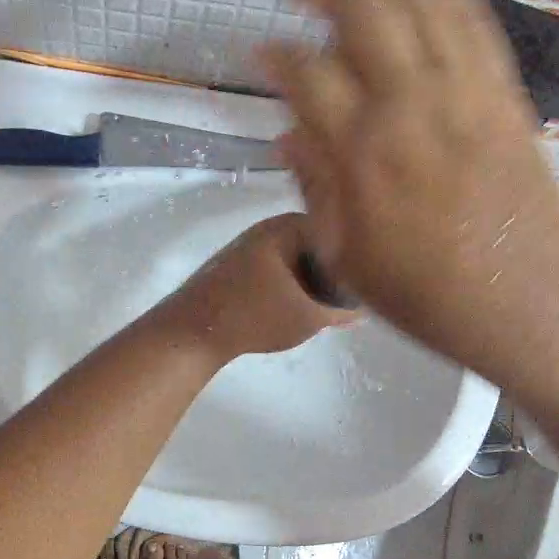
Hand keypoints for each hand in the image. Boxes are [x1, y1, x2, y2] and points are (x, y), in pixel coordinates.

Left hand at [145, 213, 356, 362]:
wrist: (192, 331)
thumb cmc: (255, 316)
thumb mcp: (309, 317)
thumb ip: (341, 311)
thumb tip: (361, 309)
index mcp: (286, 227)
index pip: (336, 228)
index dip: (354, 252)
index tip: (365, 277)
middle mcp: (265, 229)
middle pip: (313, 243)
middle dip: (331, 268)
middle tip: (346, 295)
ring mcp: (246, 247)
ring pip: (292, 258)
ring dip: (308, 279)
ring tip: (322, 305)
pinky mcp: (233, 269)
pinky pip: (273, 270)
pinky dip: (287, 285)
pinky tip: (291, 308)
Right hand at [257, 0, 558, 382]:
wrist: (526, 304)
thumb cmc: (425, 296)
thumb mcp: (348, 257)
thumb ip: (315, 188)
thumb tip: (287, 135)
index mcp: (362, 155)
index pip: (306, 74)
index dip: (275, 53)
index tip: (258, 50)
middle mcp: (411, 108)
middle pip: (363, 11)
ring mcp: (464, 94)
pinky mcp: (504, 95)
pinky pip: (472, 20)